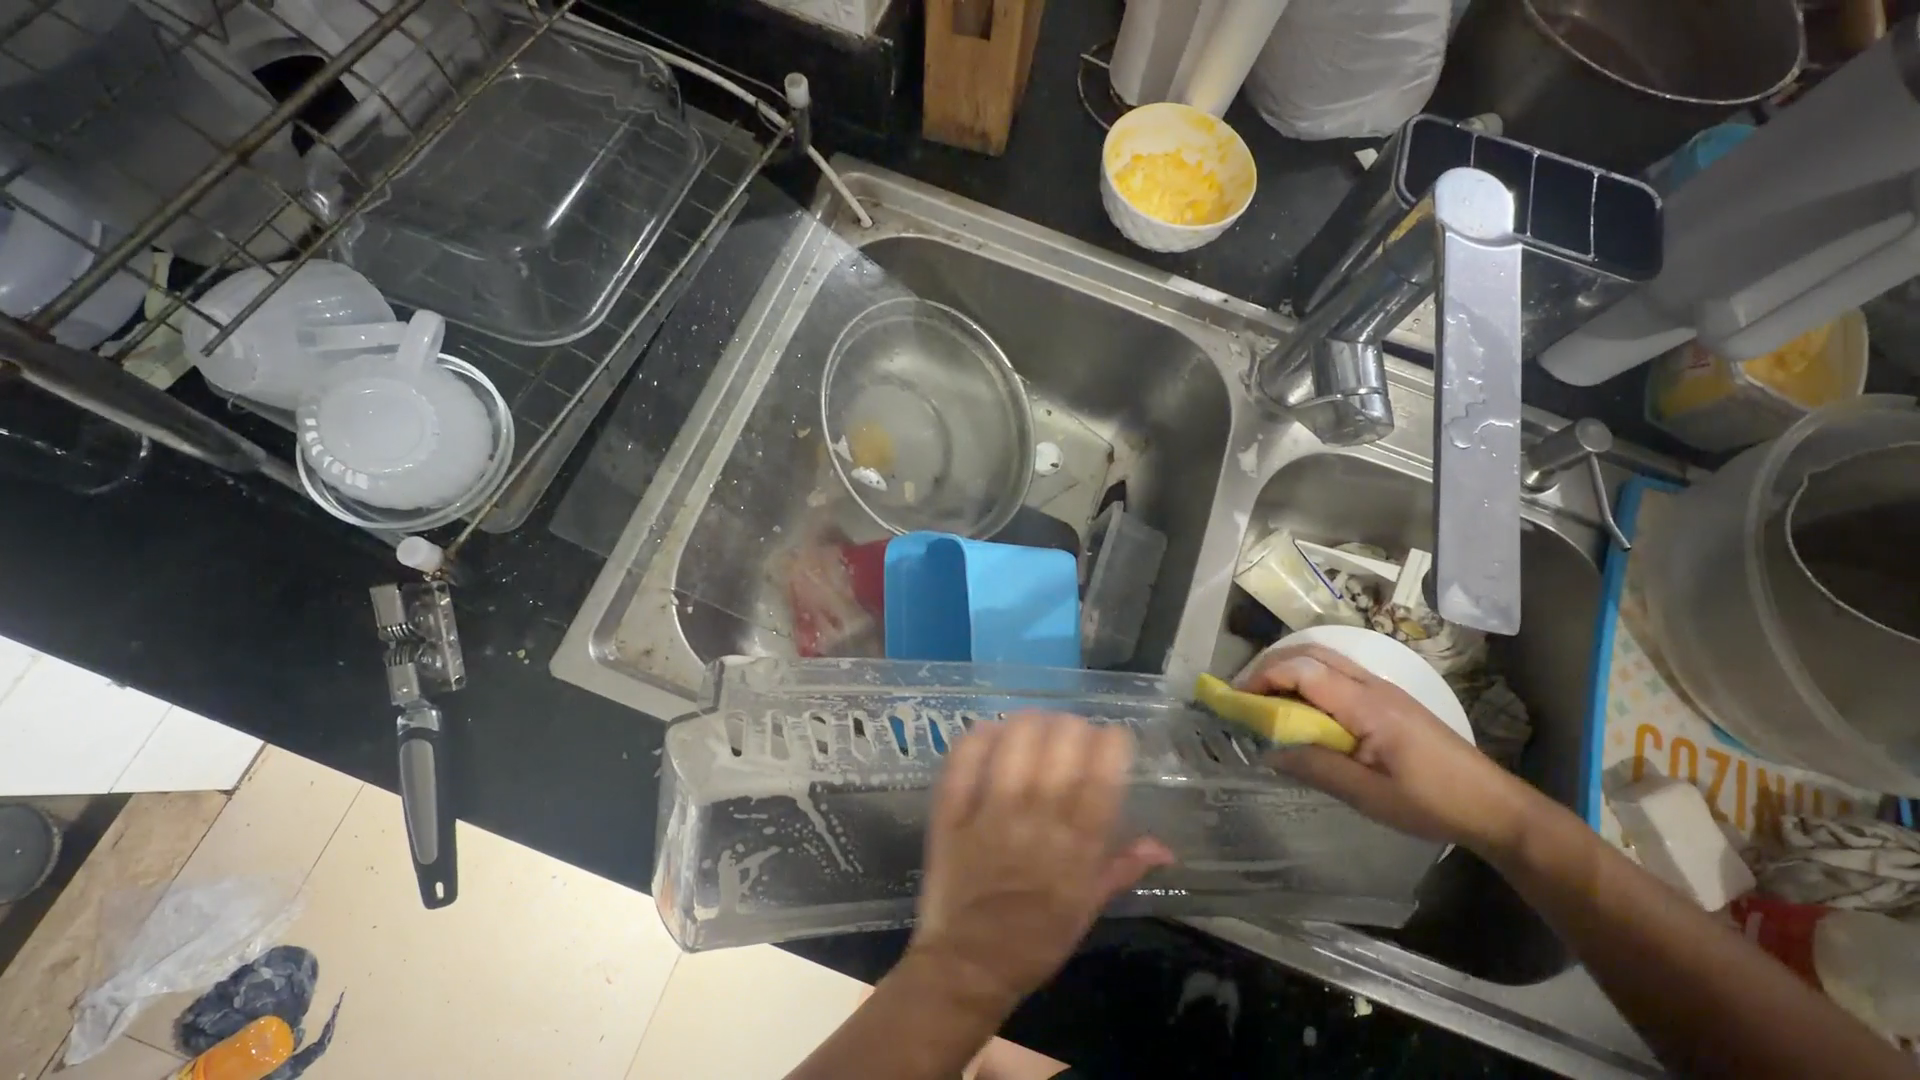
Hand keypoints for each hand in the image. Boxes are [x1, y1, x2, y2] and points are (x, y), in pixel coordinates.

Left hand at [909, 712, 1174, 1012]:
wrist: (969, 965)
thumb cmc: (1036, 940)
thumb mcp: (1088, 908)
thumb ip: (1123, 867)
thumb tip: (1164, 845)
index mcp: (1077, 849)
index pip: (1103, 778)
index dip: (1111, 744)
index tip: (1112, 736)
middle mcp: (1037, 824)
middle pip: (1061, 750)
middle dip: (1072, 726)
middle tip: (1071, 729)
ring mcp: (990, 816)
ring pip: (1014, 747)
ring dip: (1030, 724)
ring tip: (1035, 723)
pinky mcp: (951, 816)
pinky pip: (963, 764)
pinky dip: (978, 738)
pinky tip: (991, 731)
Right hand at [1237, 645, 1537, 855]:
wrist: (1494, 806)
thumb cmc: (1431, 803)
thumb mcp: (1368, 795)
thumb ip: (1315, 768)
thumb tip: (1267, 752)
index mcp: (1368, 705)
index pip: (1304, 670)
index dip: (1264, 678)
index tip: (1236, 700)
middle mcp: (1374, 686)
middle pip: (1312, 654)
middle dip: (1271, 667)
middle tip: (1243, 696)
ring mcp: (1385, 690)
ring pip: (1326, 660)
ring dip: (1290, 671)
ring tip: (1265, 701)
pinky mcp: (1391, 701)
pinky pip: (1340, 675)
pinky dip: (1310, 681)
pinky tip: (1301, 710)